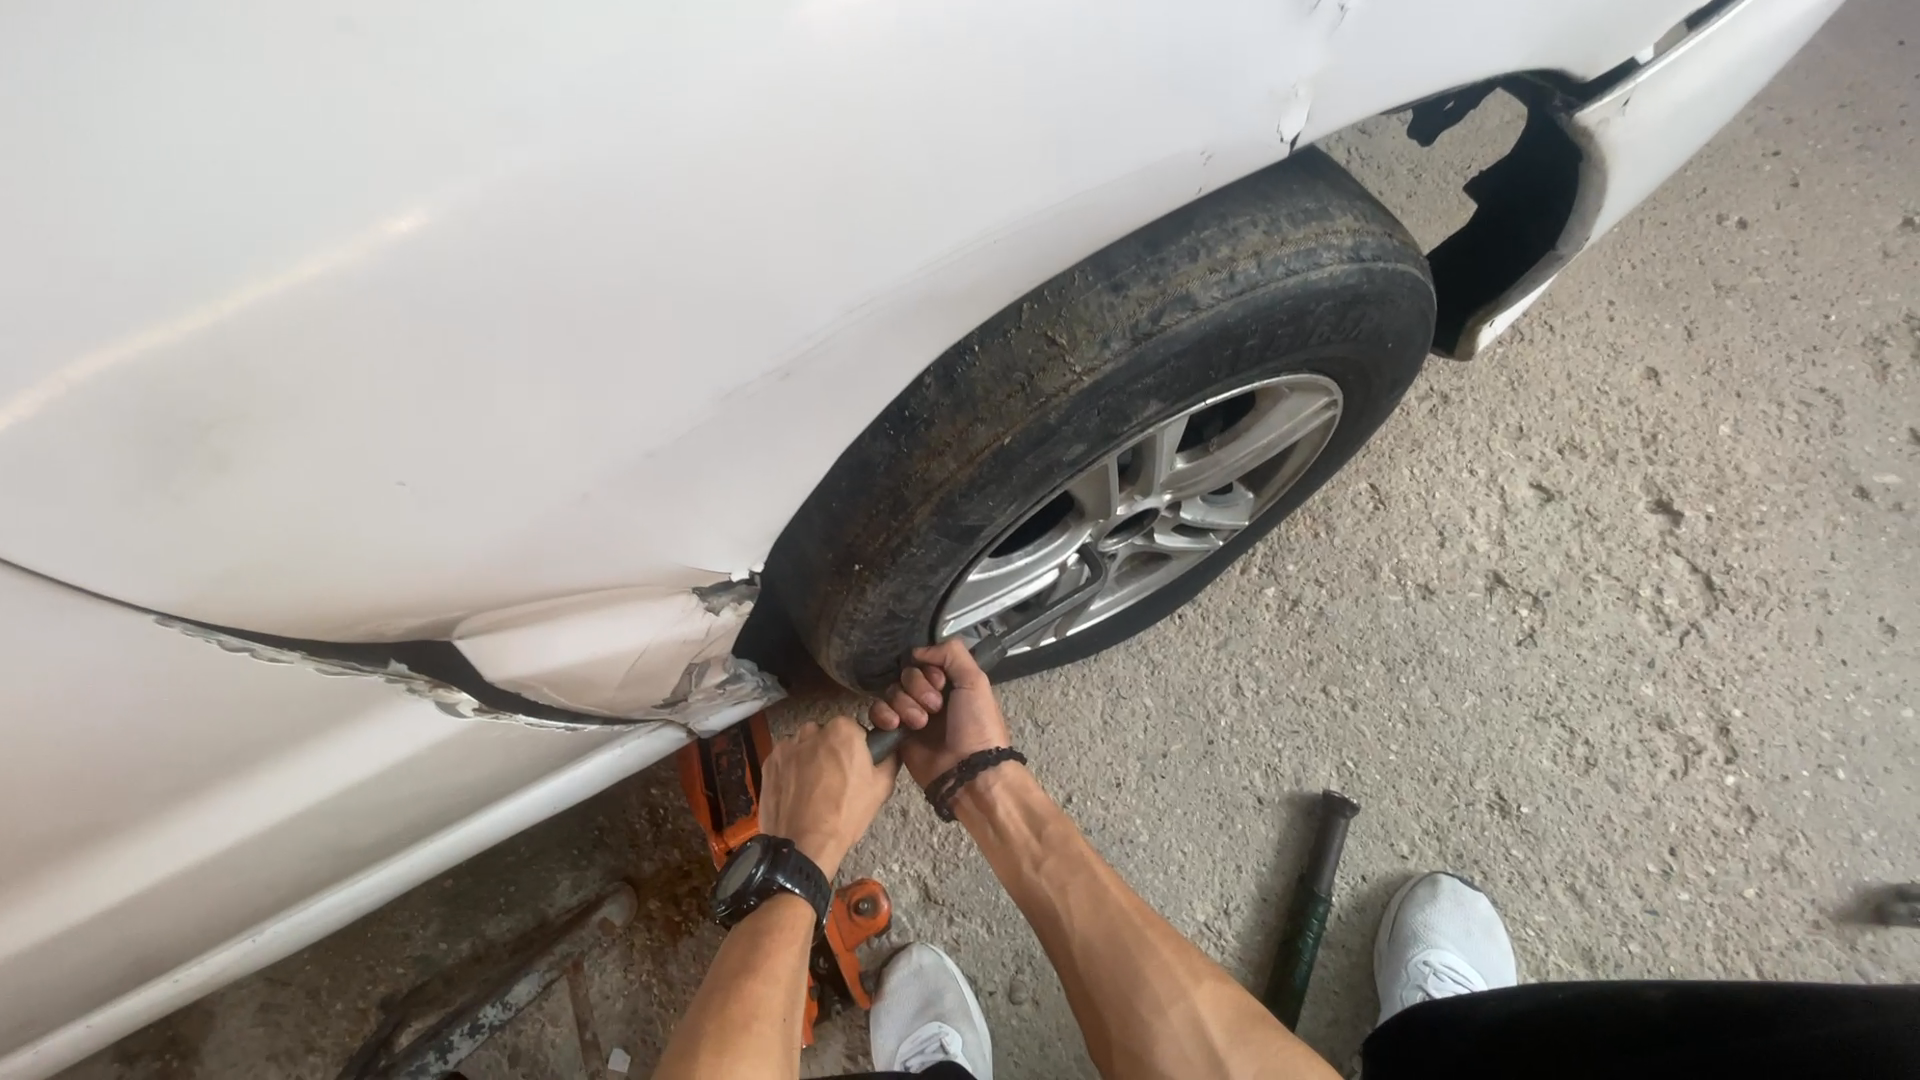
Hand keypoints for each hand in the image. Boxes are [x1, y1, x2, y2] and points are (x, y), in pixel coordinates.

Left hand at [758, 715, 897, 878]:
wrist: (802, 845)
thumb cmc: (845, 814)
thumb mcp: (882, 787)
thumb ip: (890, 758)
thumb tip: (890, 748)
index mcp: (842, 730)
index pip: (853, 728)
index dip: (856, 748)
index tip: (855, 767)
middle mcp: (812, 731)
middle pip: (826, 734)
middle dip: (831, 750)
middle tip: (836, 779)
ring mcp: (787, 746)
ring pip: (804, 745)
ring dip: (809, 758)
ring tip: (814, 788)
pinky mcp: (769, 763)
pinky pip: (785, 759)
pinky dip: (791, 770)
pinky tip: (797, 792)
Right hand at [869, 640, 1012, 788]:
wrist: (968, 772)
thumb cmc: (977, 725)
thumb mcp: (975, 681)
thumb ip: (952, 653)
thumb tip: (918, 651)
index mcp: (950, 684)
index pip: (924, 662)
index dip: (929, 671)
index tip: (942, 684)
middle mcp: (930, 697)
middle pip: (906, 675)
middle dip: (918, 689)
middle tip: (935, 708)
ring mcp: (911, 716)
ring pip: (892, 692)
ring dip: (905, 705)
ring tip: (920, 724)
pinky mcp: (896, 734)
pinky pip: (878, 713)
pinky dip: (884, 715)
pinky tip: (895, 725)